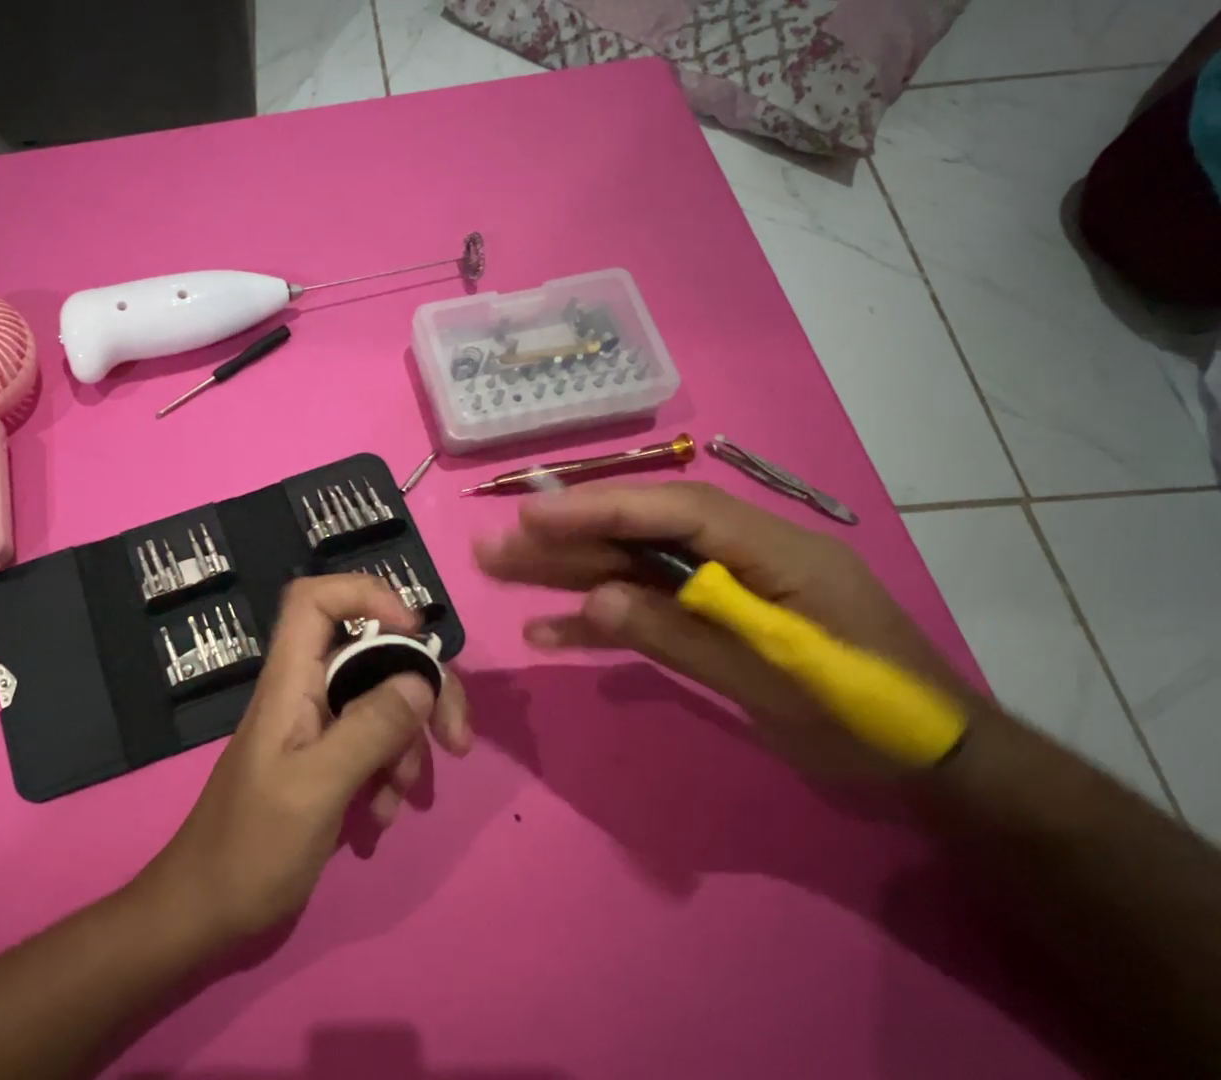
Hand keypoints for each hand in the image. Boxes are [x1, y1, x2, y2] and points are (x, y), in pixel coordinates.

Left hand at [141, 575, 472, 940]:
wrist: (207, 908)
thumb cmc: (252, 846)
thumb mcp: (316, 787)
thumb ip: (368, 729)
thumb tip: (421, 679)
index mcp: (288, 682)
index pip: (316, 600)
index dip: (367, 596)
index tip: (416, 636)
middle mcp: (302, 693)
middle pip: (370, 653)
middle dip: (420, 688)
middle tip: (455, 739)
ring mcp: (312, 729)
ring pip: (379, 702)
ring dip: (406, 744)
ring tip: (405, 796)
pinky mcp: (322, 763)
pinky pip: (370, 746)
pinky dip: (388, 774)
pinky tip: (381, 817)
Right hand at [474, 481, 985, 772]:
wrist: (929, 760)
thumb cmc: (869, 716)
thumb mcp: (777, 680)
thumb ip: (684, 636)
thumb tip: (595, 599)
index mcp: (775, 553)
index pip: (676, 513)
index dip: (601, 508)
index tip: (533, 516)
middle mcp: (742, 557)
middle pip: (642, 537)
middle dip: (566, 539)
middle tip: (493, 547)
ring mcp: (724, 589)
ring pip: (633, 570)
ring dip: (567, 573)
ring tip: (499, 572)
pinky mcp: (712, 621)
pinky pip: (646, 612)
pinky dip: (598, 621)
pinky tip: (547, 630)